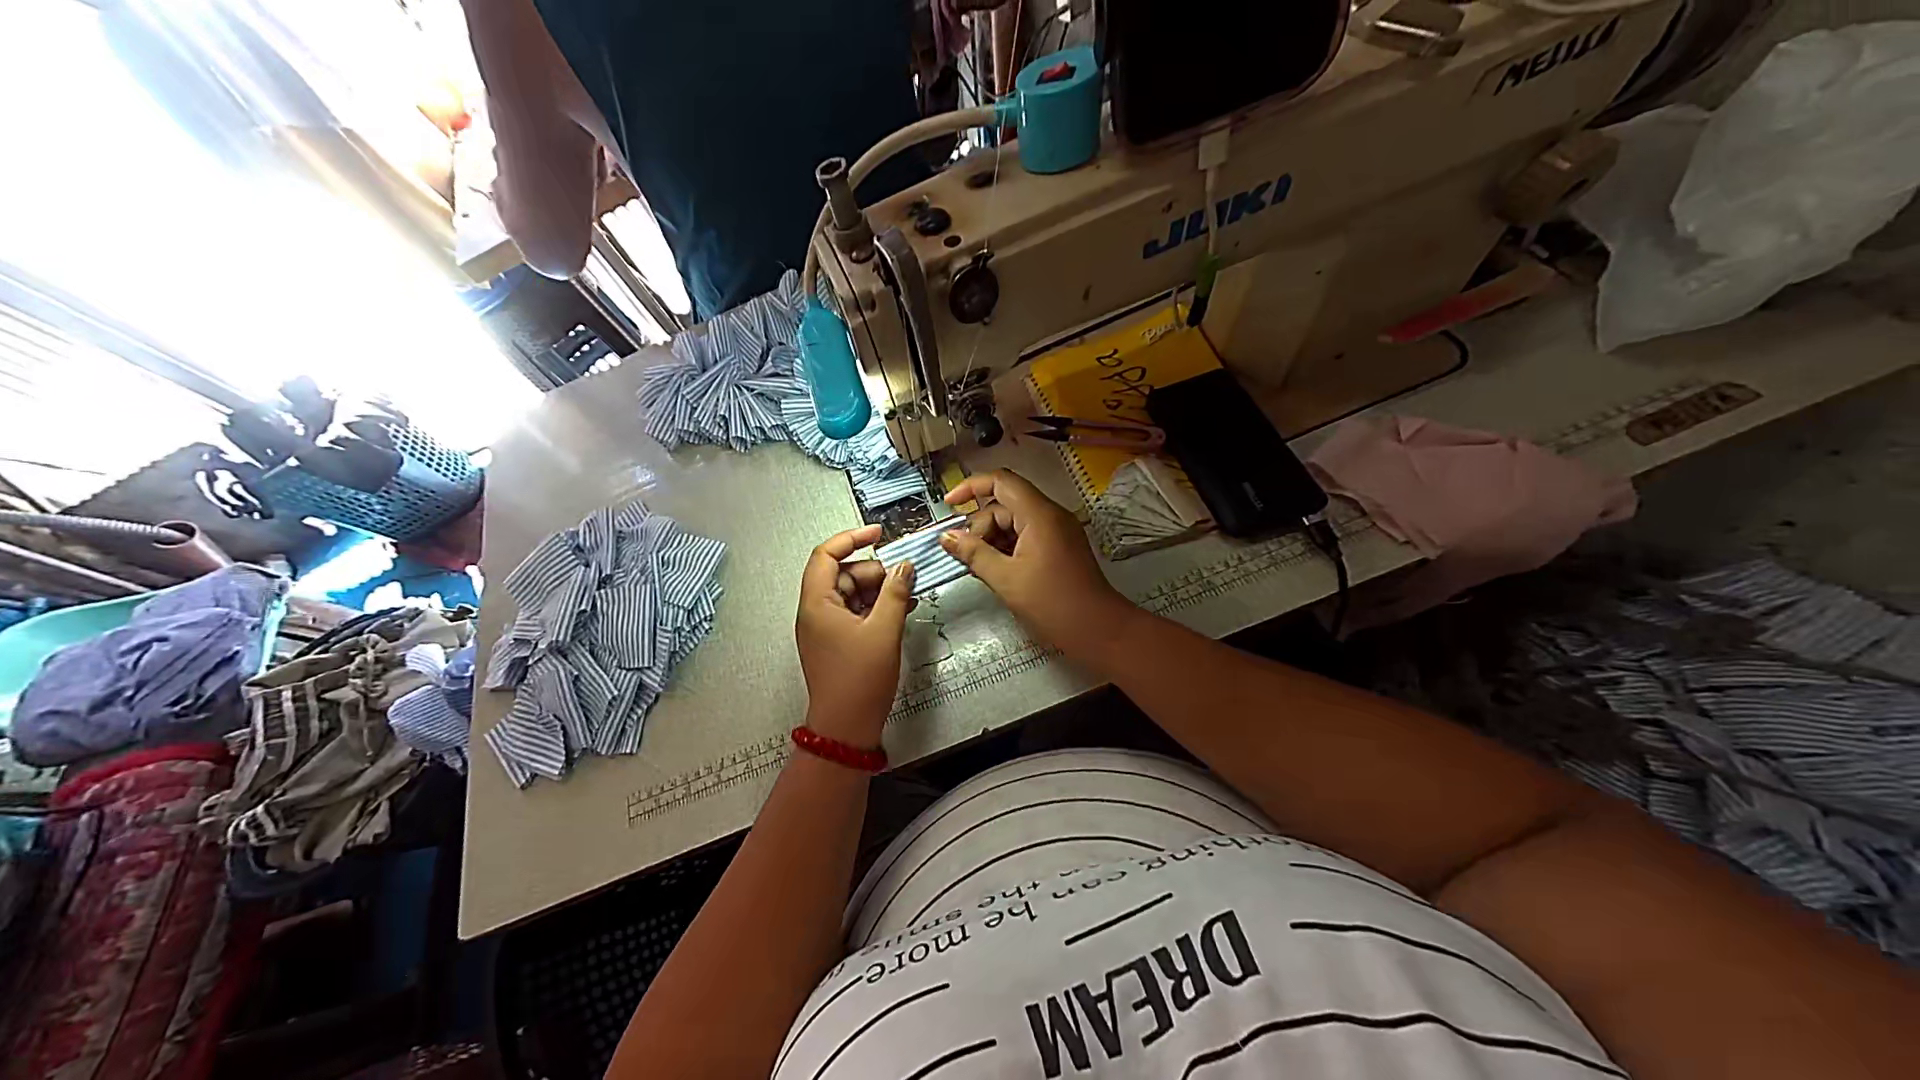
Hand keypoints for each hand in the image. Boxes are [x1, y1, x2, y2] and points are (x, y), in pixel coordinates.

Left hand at [795, 524, 915, 749]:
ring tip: (907, 596)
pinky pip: (856, 613)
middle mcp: (816, 611)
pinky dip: (876, 608)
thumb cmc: (859, 680)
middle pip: (843, 574)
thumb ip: (895, 593)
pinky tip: (900, 610)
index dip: (851, 538)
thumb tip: (904, 567)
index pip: (826, 555)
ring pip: (852, 594)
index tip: (878, 532)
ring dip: (879, 591)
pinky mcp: (837, 642)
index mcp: (816, 603)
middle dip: (874, 571)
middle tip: (903, 578)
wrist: (846, 727)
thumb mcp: (884, 631)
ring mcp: (825, 628)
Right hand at [939, 470, 1139, 658]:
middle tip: (966, 556)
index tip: (949, 504)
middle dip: (980, 525)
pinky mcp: (1060, 546)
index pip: (1001, 481)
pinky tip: (996, 570)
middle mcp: (1050, 515)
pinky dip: (1007, 547)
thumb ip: (973, 553)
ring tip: (980, 567)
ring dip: (992, 539)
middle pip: (1005, 503)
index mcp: (1039, 514)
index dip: (971, 486)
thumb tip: (947, 537)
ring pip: (1014, 521)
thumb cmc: (1052, 603)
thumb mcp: (1005, 578)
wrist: (1098, 629)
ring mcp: (1058, 530)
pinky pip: (1026, 535)